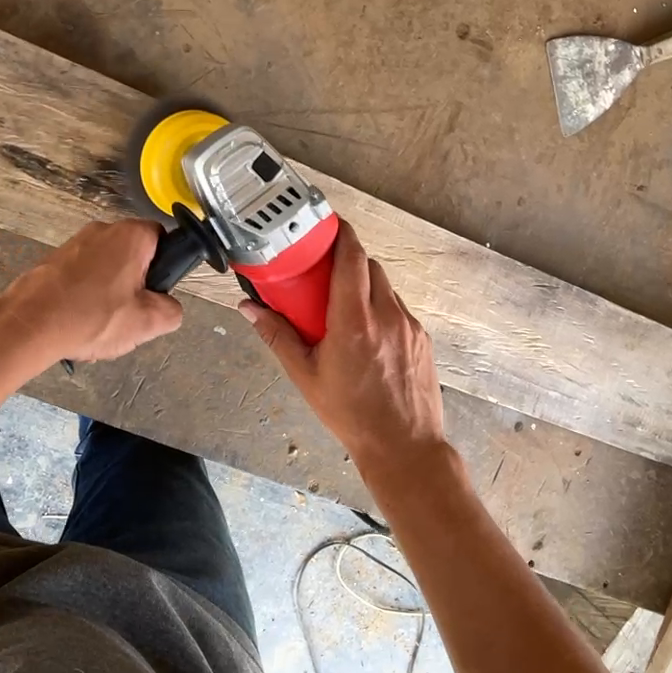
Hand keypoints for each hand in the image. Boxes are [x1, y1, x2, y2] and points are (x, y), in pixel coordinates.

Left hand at [0, 219, 183, 367]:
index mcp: (131, 236)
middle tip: (130, 314)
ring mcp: (75, 243)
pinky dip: (84, 297)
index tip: (156, 291)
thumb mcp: (147, 322)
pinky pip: (81, 276)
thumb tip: (169, 307)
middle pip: (133, 255)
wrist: (30, 324)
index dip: (164, 267)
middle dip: (135, 285)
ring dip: (108, 294)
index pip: (163, 239)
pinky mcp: (54, 259)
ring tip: (101, 325)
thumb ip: (171, 311)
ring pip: (106, 268)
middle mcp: (102, 230)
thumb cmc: (89, 317)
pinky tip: (79, 323)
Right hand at [240, 222, 445, 468]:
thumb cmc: (352, 415)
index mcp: (354, 322)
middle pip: (369, 266)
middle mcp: (386, 317)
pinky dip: (380, 309)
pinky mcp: (421, 339)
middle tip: (325, 271)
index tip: (330, 224)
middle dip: (348, 261)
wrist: (405, 448)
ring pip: (385, 288)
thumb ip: (277, 335)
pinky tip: (366, 334)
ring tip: (343, 307)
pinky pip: (398, 309)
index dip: (342, 234)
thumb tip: (249, 309)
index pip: (352, 259)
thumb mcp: (305, 375)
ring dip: (364, 286)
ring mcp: (408, 327)